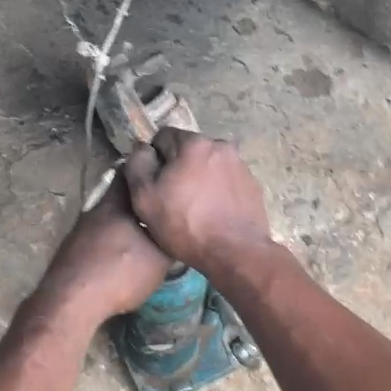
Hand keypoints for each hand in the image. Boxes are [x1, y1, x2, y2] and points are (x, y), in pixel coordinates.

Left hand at [35, 171, 169, 324]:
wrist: (72, 300)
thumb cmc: (120, 273)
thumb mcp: (158, 258)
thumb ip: (168, 238)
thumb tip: (176, 227)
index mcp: (117, 204)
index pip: (129, 172)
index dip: (144, 169)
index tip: (160, 170)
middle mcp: (96, 210)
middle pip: (118, 195)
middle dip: (136, 198)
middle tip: (156, 202)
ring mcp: (80, 230)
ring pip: (108, 216)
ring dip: (123, 220)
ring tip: (143, 230)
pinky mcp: (72, 250)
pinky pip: (97, 235)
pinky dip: (111, 239)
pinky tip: (120, 254)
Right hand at [122, 128, 272, 275]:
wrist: (235, 253)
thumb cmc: (185, 225)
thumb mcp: (144, 197)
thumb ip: (137, 164)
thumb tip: (143, 150)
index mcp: (194, 142)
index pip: (163, 137)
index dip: (153, 159)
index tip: (154, 185)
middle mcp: (220, 145)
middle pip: (188, 150)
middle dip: (178, 168)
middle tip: (172, 199)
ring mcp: (240, 165)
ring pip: (208, 165)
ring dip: (198, 179)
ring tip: (194, 209)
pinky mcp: (252, 185)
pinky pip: (225, 181)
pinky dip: (217, 191)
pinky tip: (213, 214)